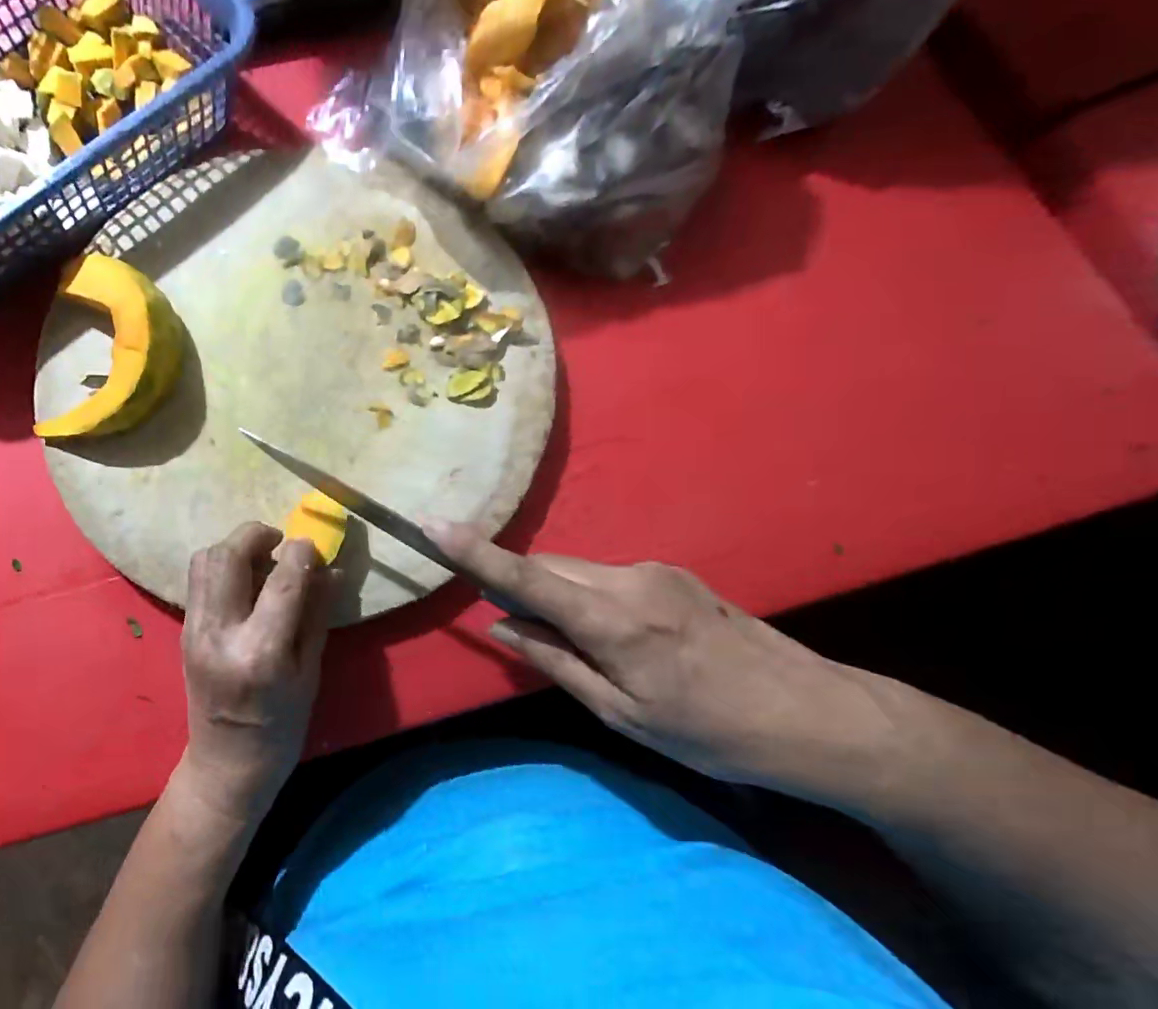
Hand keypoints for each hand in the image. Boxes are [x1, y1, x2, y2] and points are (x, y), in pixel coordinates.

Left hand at [178, 523, 337, 820]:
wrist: (226, 764)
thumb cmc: (280, 729)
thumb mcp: (309, 674)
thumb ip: (316, 615)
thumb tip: (329, 568)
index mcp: (260, 652)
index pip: (282, 582)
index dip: (301, 553)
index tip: (312, 544)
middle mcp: (220, 633)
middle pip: (227, 556)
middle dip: (255, 534)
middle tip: (280, 541)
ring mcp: (195, 629)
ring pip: (204, 559)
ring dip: (234, 547)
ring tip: (260, 560)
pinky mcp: (184, 628)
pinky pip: (198, 579)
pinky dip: (221, 566)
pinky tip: (243, 582)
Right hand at [428, 522, 901, 796]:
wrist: (824, 718)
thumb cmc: (713, 732)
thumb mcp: (622, 714)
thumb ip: (555, 662)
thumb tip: (501, 626)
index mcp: (613, 621)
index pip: (526, 577)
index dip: (475, 552)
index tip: (432, 524)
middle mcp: (630, 580)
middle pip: (547, 567)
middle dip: (517, 584)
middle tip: (507, 618)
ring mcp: (656, 571)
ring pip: (574, 570)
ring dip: (553, 592)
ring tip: (572, 641)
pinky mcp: (672, 574)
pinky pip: (604, 576)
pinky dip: (583, 595)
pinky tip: (609, 635)